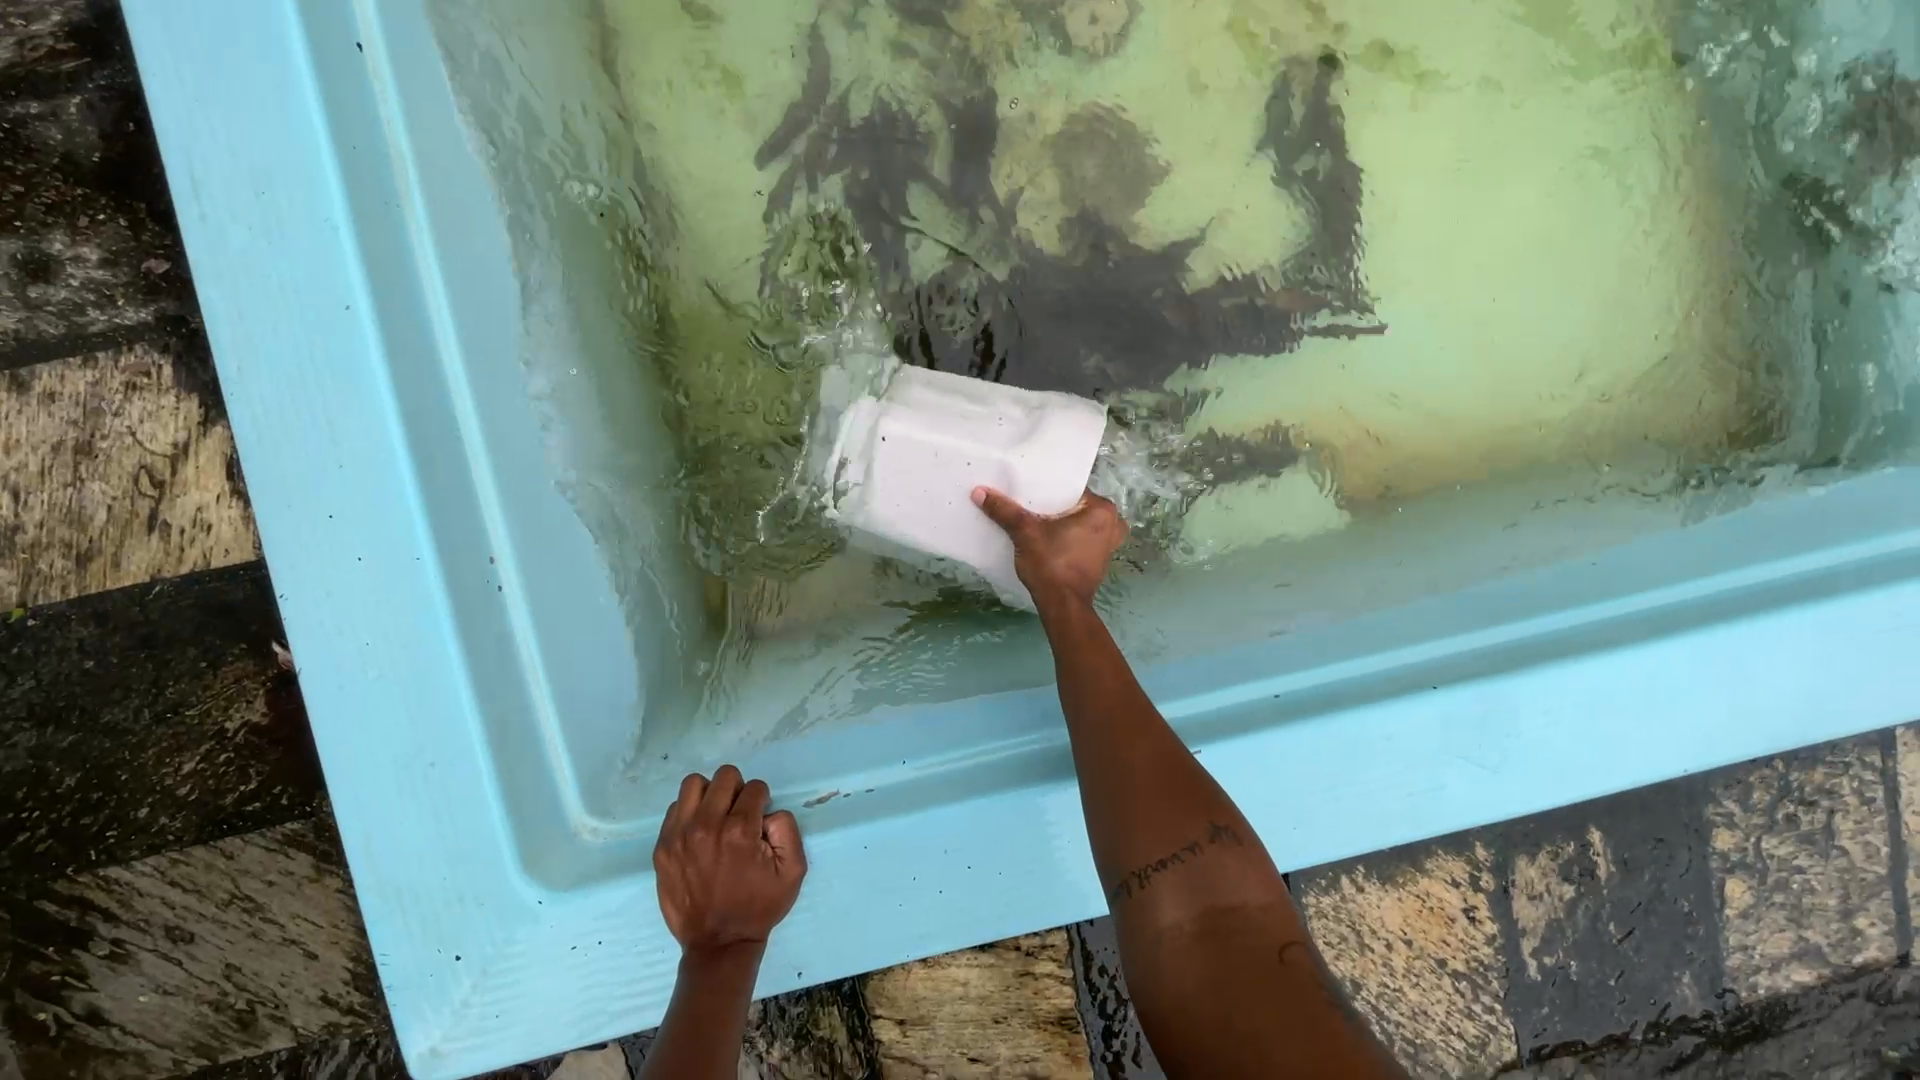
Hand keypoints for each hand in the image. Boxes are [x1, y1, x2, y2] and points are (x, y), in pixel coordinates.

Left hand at [653, 765, 806, 957]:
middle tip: (739, 816)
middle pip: (725, 777)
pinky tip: (699, 835)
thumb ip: (788, 830)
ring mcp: (679, 835)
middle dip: (738, 791)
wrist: (718, 944)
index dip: (763, 801)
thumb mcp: (793, 871)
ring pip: (694, 784)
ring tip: (716, 817)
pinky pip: (675, 808)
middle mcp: (707, 825)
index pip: (755, 787)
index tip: (759, 823)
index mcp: (740, 830)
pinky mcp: (662, 847)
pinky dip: (690, 813)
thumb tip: (768, 813)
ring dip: (710, 795)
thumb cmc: (759, 907)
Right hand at [971, 487, 1126, 610]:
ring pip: (1080, 524)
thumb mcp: (1025, 533)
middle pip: (1076, 506)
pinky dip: (1068, 538)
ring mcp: (1109, 544)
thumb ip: (1005, 510)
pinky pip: (1082, 539)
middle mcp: (1112, 523)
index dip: (1049, 488)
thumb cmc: (1051, 564)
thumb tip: (979, 492)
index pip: (1072, 488)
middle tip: (1030, 504)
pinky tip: (1049, 538)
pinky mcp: (1100, 560)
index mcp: (1102, 510)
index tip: (1030, 489)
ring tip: (1038, 520)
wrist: (1062, 606)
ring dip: (1062, 523)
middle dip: (1055, 506)